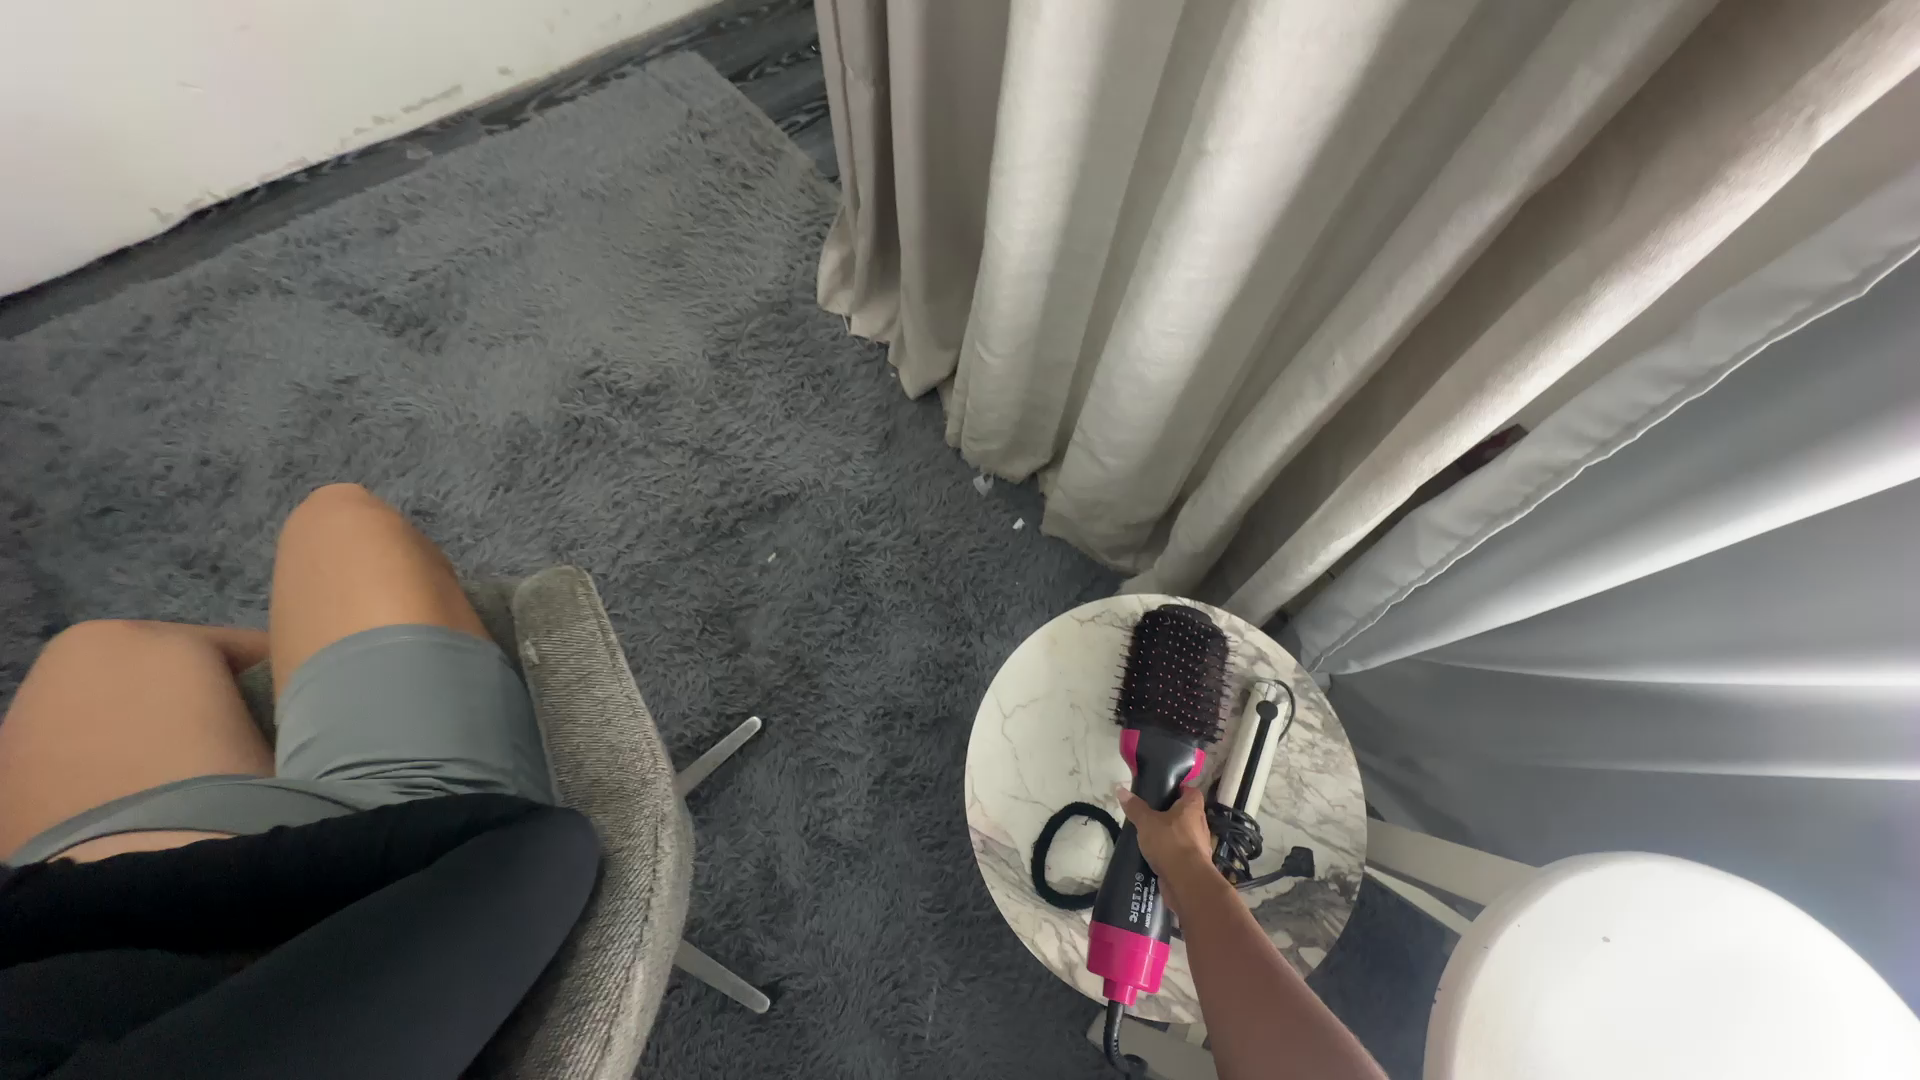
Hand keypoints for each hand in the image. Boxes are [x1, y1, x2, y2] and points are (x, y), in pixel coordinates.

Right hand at [1116, 784, 1215, 898]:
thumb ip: (1135, 807)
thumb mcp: (1147, 821)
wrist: (1186, 881)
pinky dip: (1169, 854)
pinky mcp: (1193, 864)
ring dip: (1169, 835)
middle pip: (1185, 813)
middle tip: (1149, 814)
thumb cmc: (1170, 842)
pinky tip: (1153, 855)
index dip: (1178, 789)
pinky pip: (1179, 853)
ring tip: (1148, 835)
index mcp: (1192, 808)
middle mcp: (1199, 824)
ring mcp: (1198, 846)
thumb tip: (1120, 789)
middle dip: (1169, 814)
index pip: (1190, 791)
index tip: (1162, 792)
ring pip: (1182, 834)